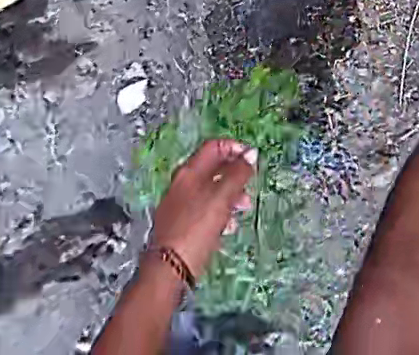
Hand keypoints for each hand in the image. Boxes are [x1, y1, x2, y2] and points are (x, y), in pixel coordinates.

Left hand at [149, 138, 257, 279]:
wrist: (167, 272)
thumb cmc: (196, 228)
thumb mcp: (222, 197)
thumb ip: (238, 173)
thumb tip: (251, 153)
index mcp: (189, 172)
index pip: (214, 147)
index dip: (235, 148)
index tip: (252, 159)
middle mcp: (182, 185)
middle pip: (213, 168)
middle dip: (236, 175)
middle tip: (250, 185)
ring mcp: (178, 206)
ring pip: (211, 190)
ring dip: (230, 195)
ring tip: (243, 209)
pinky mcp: (179, 226)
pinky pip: (204, 210)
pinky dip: (219, 212)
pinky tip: (227, 226)